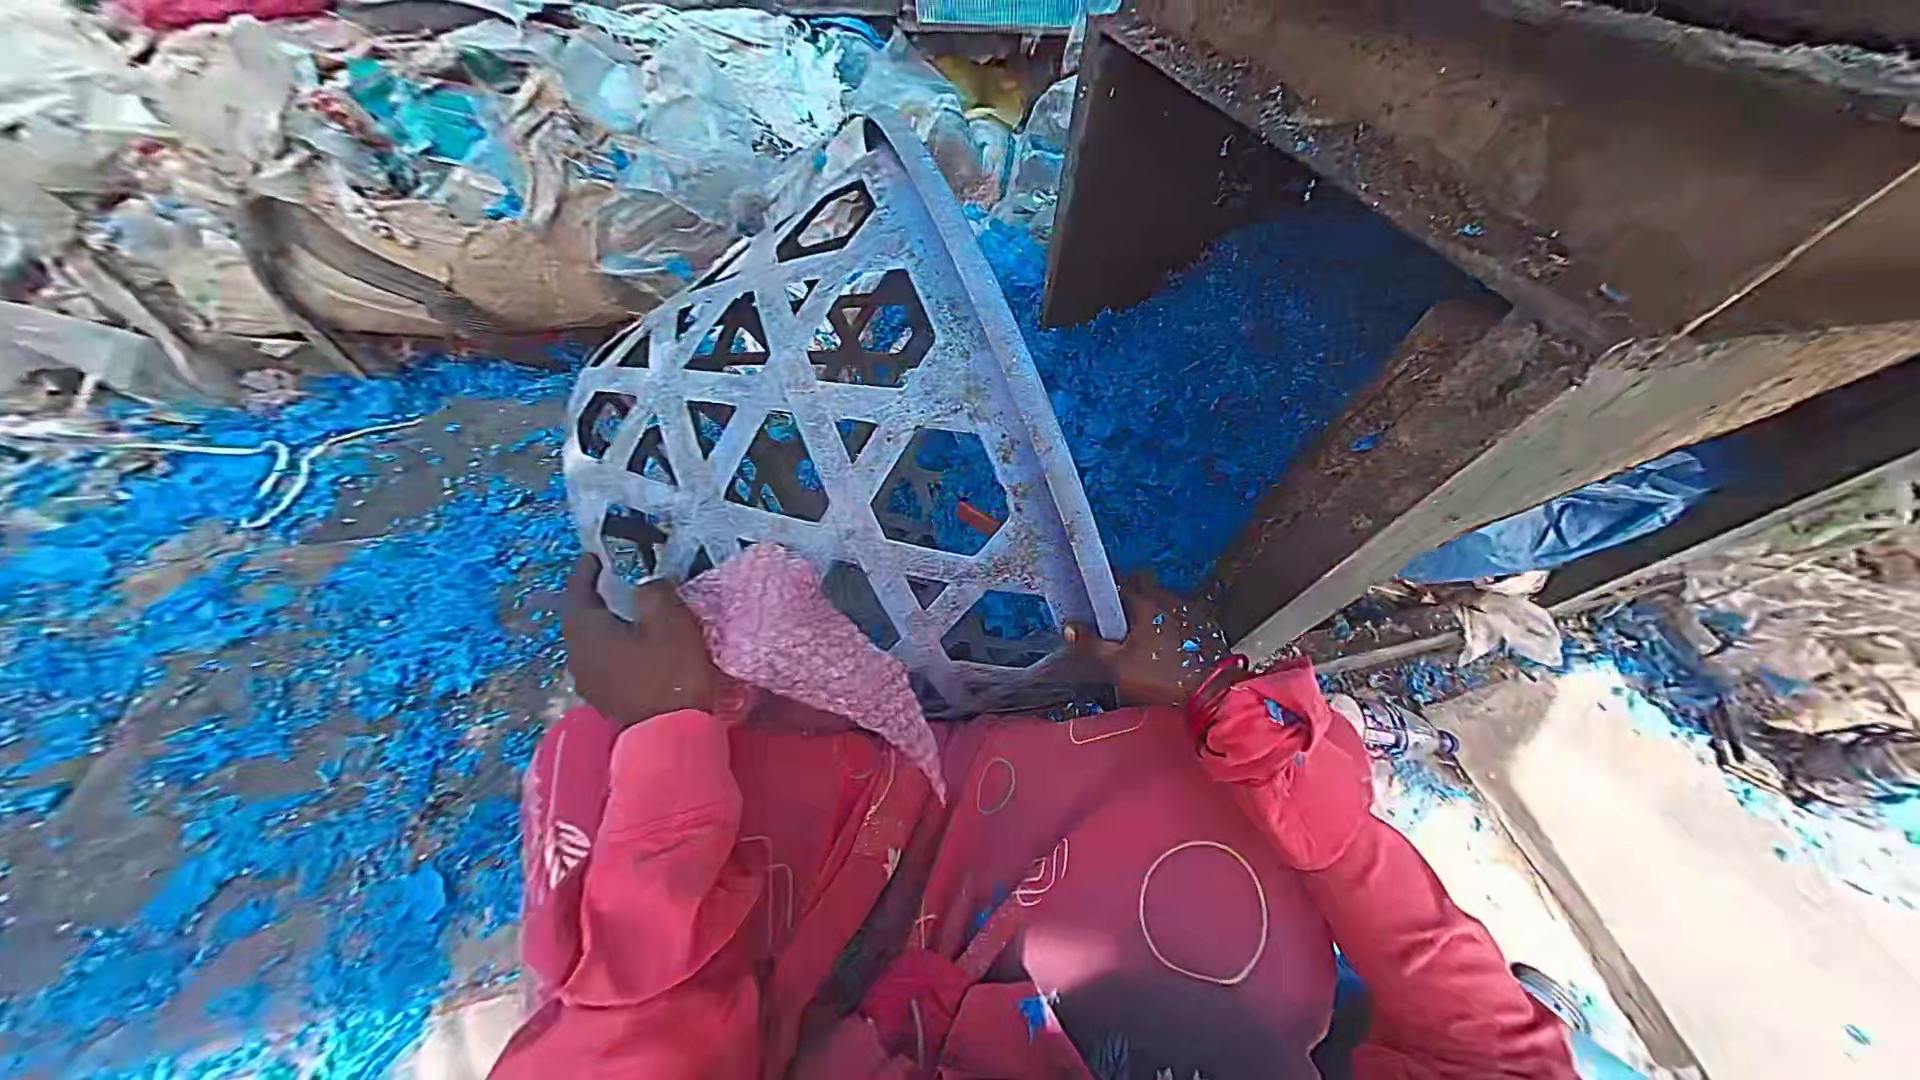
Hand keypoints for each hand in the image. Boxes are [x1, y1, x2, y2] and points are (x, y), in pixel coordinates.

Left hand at [561, 554, 719, 725]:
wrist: (673, 731)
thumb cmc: (671, 671)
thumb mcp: (670, 620)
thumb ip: (653, 591)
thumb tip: (645, 583)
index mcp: (588, 632)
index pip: (578, 591)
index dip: (587, 570)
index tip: (598, 554)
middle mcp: (578, 655)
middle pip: (581, 617)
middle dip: (596, 596)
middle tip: (617, 579)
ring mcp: (588, 680)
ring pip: (591, 640)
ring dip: (606, 622)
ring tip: (629, 610)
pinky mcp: (604, 696)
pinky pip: (603, 658)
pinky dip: (614, 643)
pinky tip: (636, 644)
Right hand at [1065, 576, 1232, 706]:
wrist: (1216, 695)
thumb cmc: (1163, 678)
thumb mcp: (1118, 666)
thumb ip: (1091, 646)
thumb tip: (1070, 629)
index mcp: (1145, 602)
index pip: (1119, 581)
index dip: (1105, 592)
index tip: (1096, 604)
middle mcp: (1170, 599)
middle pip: (1143, 586)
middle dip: (1129, 596)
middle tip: (1117, 619)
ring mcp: (1192, 611)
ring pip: (1163, 601)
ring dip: (1151, 611)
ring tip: (1141, 636)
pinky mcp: (1207, 627)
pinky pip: (1181, 617)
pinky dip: (1170, 625)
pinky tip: (1165, 647)